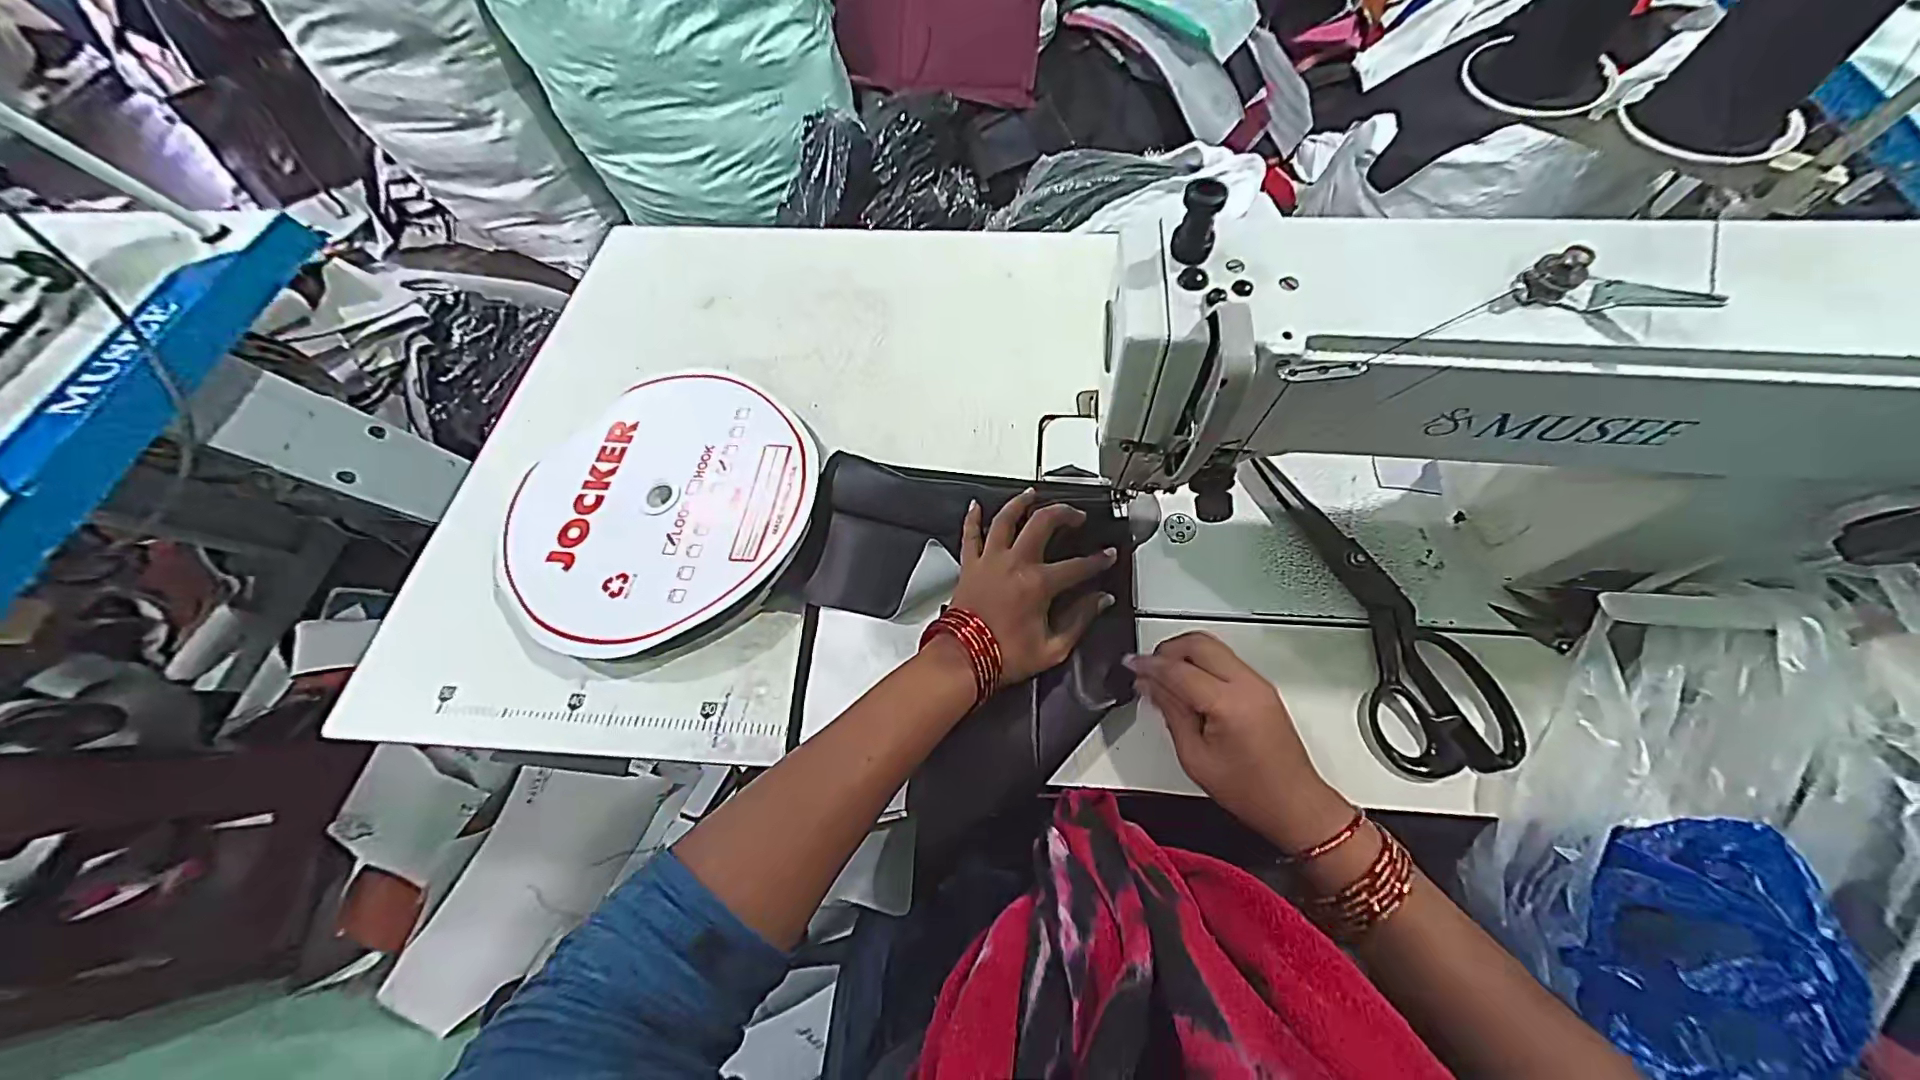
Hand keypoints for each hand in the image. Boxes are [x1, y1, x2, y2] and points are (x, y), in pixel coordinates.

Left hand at [949, 490, 1116, 686]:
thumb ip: (1080, 620)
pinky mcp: (970, 566)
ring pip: (1006, 519)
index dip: (1098, 560)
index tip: (1107, 557)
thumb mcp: (1053, 648)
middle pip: (1043, 523)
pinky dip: (973, 518)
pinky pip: (970, 534)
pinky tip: (976, 506)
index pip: (1077, 566)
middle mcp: (1014, 564)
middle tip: (1075, 516)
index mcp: (1037, 584)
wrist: (962, 660)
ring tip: (1032, 495)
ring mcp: (990, 561)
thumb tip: (1099, 602)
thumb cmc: (1002, 656)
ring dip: (1021, 503)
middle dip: (1064, 514)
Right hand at [1126, 632, 1352, 851]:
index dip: (1148, 666)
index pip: (1178, 670)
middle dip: (1166, 650)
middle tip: (1147, 668)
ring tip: (1164, 676)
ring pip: (1212, 645)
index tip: (1131, 665)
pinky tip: (1186, 682)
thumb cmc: (1252, 791)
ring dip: (1184, 653)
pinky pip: (1224, 659)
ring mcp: (1258, 684)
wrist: (1294, 804)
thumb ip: (1171, 713)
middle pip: (1197, 643)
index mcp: (1229, 704)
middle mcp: (1247, 686)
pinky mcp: (1262, 687)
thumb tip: (1151, 686)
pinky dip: (1201, 662)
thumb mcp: (1195, 757)